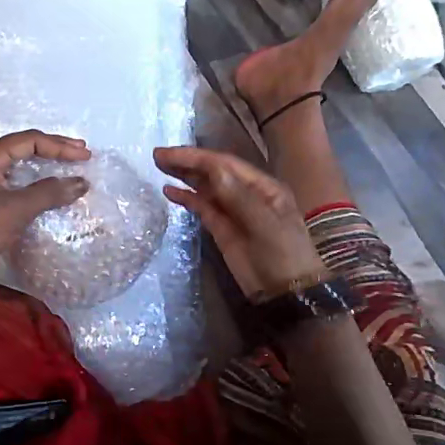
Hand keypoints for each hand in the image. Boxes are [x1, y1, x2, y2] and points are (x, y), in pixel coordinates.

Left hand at [0, 130, 91, 262]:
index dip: (60, 146)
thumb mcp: (18, 209)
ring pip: (17, 161)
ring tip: (68, 163)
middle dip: (53, 149)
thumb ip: (50, 192)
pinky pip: (11, 176)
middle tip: (81, 152)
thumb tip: (81, 183)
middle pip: (23, 146)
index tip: (84, 155)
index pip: (30, 141)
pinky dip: (32, 177)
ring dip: (43, 162)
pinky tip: (46, 182)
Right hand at [154, 146, 324, 298]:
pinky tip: (171, 192)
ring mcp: (234, 212)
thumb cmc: (283, 254)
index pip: (225, 164)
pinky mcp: (223, 229)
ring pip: (206, 188)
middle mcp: (247, 194)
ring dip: (185, 177)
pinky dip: (188, 199)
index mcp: (262, 186)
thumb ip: (237, 196)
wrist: (286, 291)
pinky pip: (203, 208)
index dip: (196, 157)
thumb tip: (212, 169)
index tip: (169, 153)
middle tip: (158, 156)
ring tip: (160, 167)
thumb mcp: (264, 223)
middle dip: (187, 162)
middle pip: (214, 172)